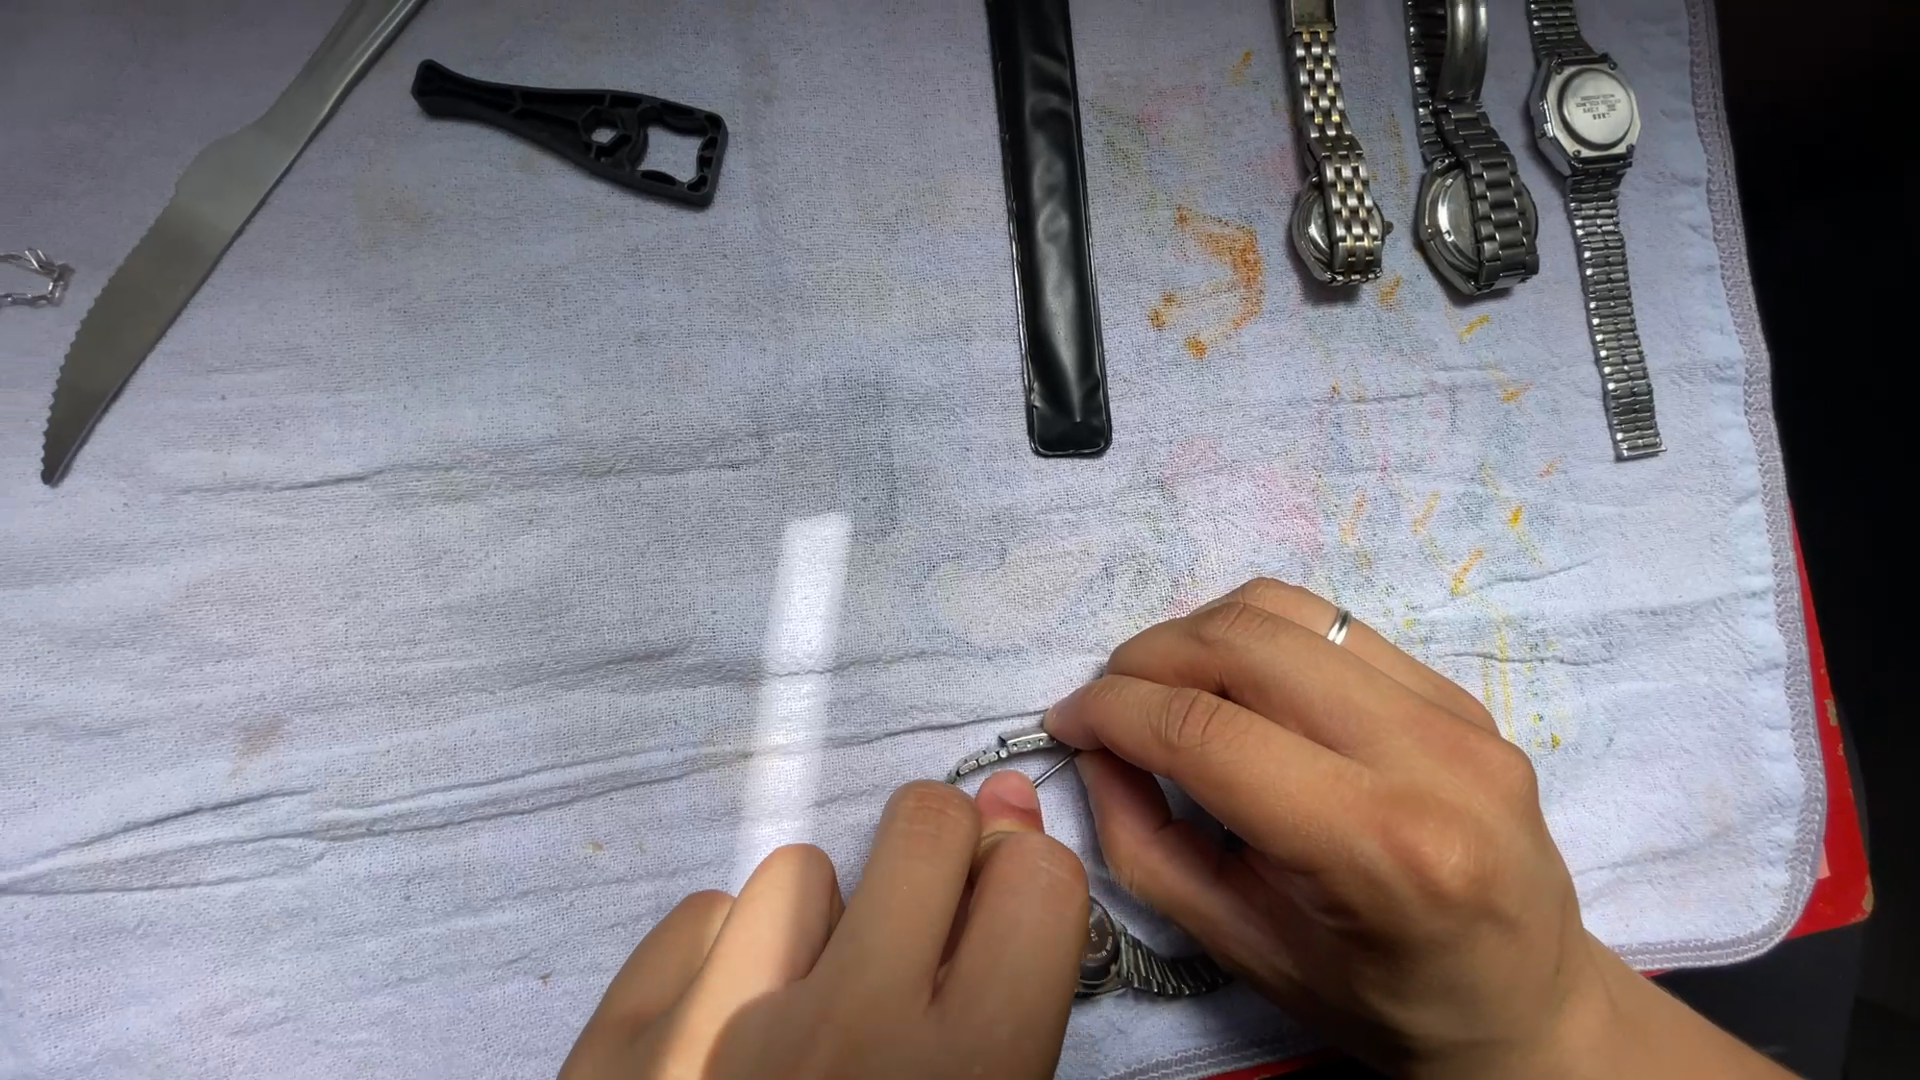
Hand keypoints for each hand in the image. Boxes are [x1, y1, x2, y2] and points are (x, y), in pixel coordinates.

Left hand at [558, 772, 1087, 1079]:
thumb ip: (1016, 963)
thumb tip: (1009, 800)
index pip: (1038, 875)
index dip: (1022, 886)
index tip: (993, 919)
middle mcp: (844, 1037)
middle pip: (924, 822)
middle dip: (935, 859)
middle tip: (911, 930)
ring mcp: (713, 1030)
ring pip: (802, 869)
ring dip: (814, 930)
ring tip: (795, 1020)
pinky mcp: (611, 1039)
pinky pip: (700, 918)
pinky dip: (718, 963)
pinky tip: (712, 1038)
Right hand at [1045, 578, 1792, 1079]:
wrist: (1526, 1005)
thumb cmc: (1371, 997)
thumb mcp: (1233, 945)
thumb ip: (1141, 842)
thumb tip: (1097, 745)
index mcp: (1375, 847)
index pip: (1205, 732)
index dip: (1113, 711)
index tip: (1066, 720)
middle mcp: (1428, 756)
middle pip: (1240, 645)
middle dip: (1144, 657)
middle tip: (1106, 697)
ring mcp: (1454, 710)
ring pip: (1279, 610)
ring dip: (1193, 630)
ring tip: (1162, 680)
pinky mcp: (1456, 688)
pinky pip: (1322, 619)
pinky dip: (1249, 632)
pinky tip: (1231, 678)